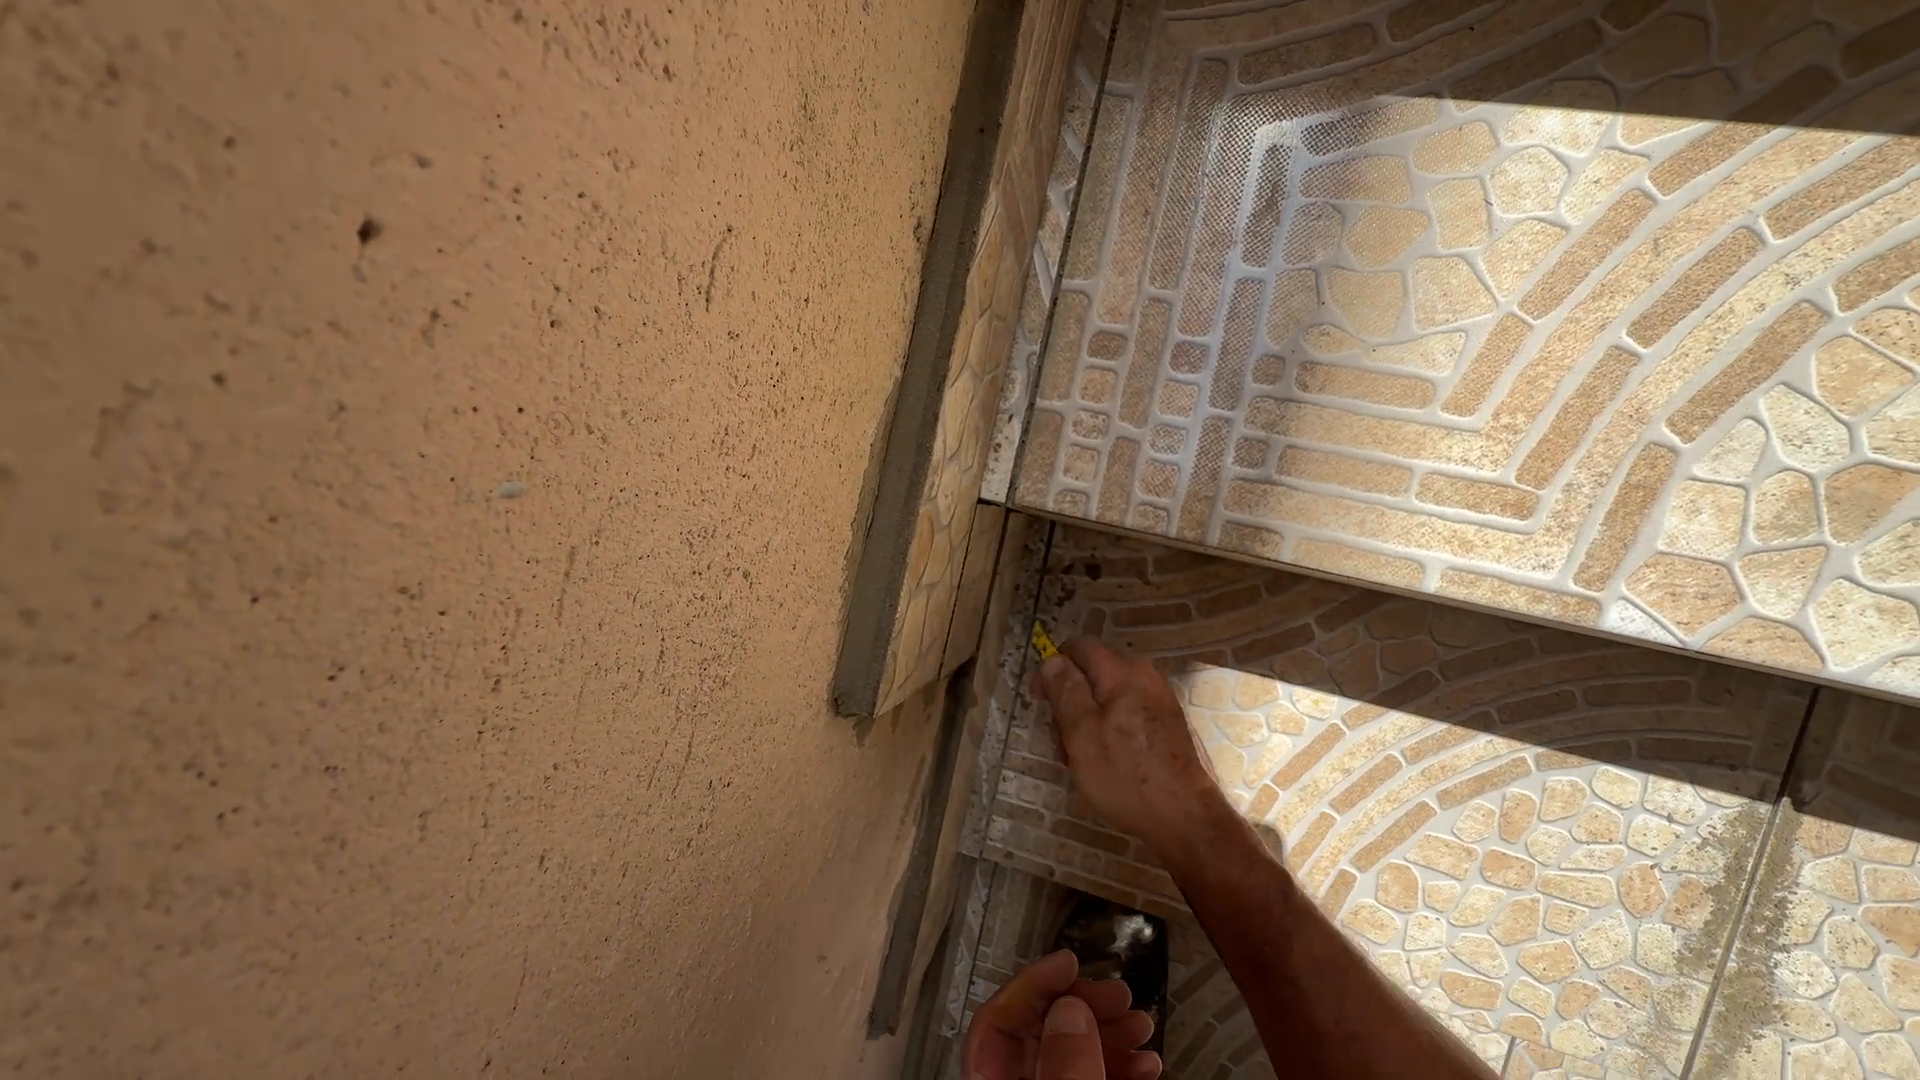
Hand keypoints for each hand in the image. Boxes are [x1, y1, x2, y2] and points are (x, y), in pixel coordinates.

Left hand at [962, 949, 1159, 1079]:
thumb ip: (1067, 1063)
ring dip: (1109, 1034)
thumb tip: (1070, 1009)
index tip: (1069, 962)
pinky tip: (1145, 1063)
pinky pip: (1087, 1078)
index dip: (1031, 985)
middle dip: (1083, 1005)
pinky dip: (1116, 1065)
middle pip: (1038, 1034)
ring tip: (1141, 1025)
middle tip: (1120, 994)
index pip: (994, 1024)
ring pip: (1069, 1055)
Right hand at [1033, 637, 1236, 861]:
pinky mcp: (1164, 725)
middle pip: (1092, 675)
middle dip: (1069, 703)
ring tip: (1080, 761)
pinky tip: (1103, 764)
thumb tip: (1053, 659)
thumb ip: (1065, 690)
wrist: (1184, 817)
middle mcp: (1144, 677)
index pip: (1079, 647)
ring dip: (1085, 723)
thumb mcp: (1081, 732)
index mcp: (1123, 672)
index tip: (1040, 700)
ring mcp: (1157, 701)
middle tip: (1060, 742)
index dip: (1053, 667)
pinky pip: (1124, 716)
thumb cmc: (1125, 774)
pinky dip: (1106, 733)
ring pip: (1106, 699)